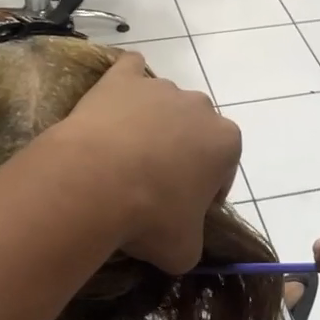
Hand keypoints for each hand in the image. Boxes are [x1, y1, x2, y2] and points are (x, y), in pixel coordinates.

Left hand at [46, 52, 239, 273]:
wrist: (94, 181)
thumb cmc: (150, 216)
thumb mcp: (185, 250)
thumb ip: (194, 241)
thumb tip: (182, 241)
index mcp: (225, 142)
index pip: (223, 168)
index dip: (204, 192)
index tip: (182, 210)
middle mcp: (200, 106)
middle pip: (194, 132)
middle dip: (180, 154)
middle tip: (151, 187)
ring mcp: (160, 86)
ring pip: (162, 106)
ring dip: (150, 126)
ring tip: (120, 159)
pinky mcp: (123, 77)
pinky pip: (130, 69)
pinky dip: (125, 83)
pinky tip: (113, 102)